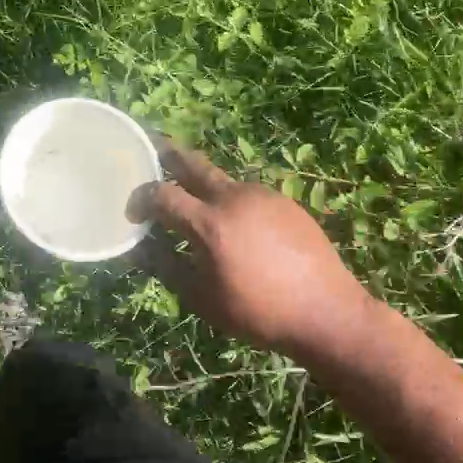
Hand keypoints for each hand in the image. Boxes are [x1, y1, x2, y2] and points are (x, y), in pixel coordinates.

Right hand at [130, 146, 372, 359]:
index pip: (160, 194)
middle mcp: (232, 198)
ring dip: (201, 184)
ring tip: (196, 205)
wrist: (330, 314)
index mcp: (208, 223)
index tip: (133, 212)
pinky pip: (246, 193)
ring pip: (219, 179)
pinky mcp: (283, 201)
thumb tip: (135, 248)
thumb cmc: (259, 314)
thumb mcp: (202, 298)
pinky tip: (238, 227)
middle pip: (189, 161)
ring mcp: (260, 194)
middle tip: (149, 149)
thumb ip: (164, 266)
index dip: (140, 198)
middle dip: (164, 152)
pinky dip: (231, 202)